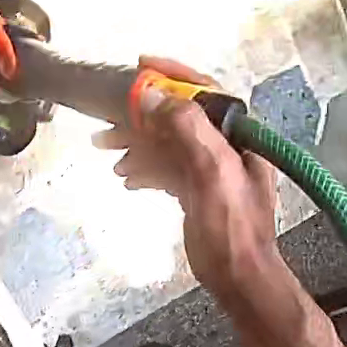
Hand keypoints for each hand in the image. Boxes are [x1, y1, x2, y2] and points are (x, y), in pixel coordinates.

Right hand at [95, 57, 278, 298]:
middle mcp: (227, 146)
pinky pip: (169, 170)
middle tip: (106, 127)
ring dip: (139, 148)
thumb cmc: (231, 228)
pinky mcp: (199, 191)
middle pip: (179, 119)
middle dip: (142, 120)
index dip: (172, 75)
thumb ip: (186, 129)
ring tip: (109, 157)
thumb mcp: (212, 173)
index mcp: (238, 134)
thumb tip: (150, 96)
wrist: (240, 278)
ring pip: (169, 146)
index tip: (138, 67)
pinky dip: (148, 170)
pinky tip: (128, 178)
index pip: (204, 91)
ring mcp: (212, 170)